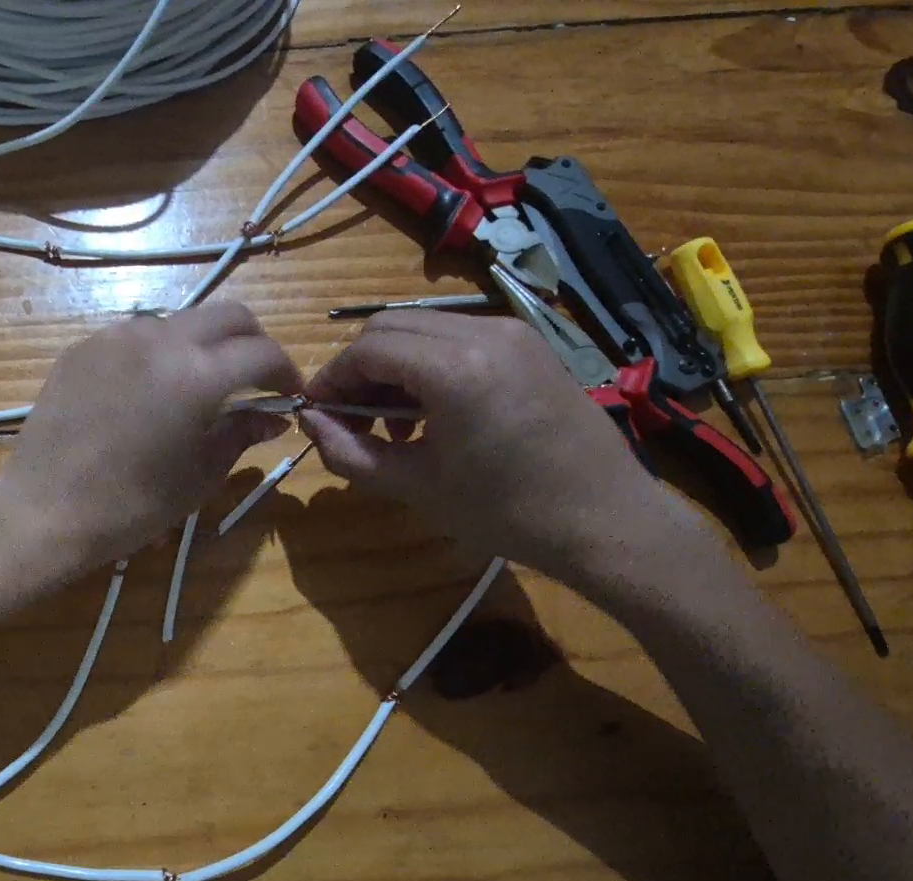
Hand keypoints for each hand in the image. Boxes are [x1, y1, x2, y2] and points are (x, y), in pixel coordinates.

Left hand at [0, 302, 300, 576]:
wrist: (44, 511)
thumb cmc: (130, 507)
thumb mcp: (198, 476)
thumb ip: (241, 434)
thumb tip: (274, 417)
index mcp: (197, 374)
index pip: (262, 352)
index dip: (286, 372)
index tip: (288, 395)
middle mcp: (159, 339)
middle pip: (227, 315)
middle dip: (252, 343)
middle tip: (255, 381)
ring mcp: (114, 337)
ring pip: (179, 320)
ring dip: (203, 343)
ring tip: (200, 385)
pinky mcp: (82, 348)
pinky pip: (135, 335)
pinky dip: (158, 352)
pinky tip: (149, 390)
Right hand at [298, 310, 687, 580]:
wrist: (604, 520)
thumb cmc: (505, 512)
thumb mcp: (414, 487)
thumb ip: (348, 452)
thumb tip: (308, 422)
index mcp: (454, 369)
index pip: (367, 350)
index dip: (331, 380)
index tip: (318, 416)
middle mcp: (484, 333)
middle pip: (390, 328)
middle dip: (359, 370)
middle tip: (352, 421)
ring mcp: (512, 334)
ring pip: (422, 329)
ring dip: (392, 367)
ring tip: (393, 425)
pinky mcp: (529, 345)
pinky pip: (457, 338)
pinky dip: (427, 366)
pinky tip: (432, 415)